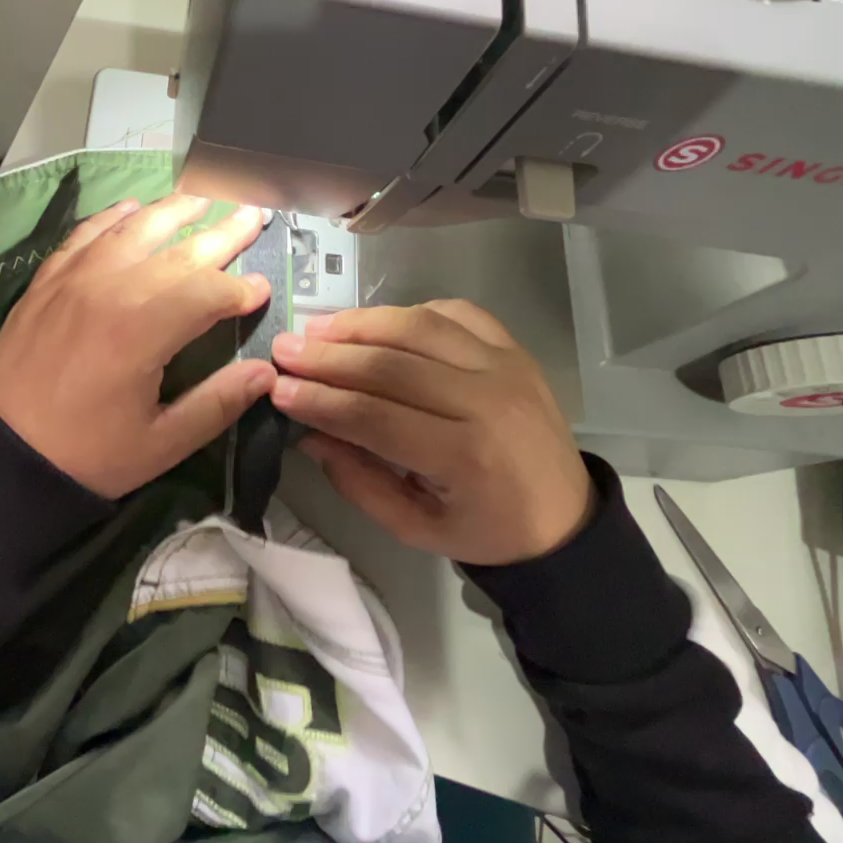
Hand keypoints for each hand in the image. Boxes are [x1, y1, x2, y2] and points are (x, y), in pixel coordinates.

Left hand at [0, 195, 277, 499]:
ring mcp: (74, 279)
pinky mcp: (47, 282)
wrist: (2, 455)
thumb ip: (217, 404)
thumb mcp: (161, 444)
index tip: (262, 289)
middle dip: (221, 232)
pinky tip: (132, 209)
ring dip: (171, 211)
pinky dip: (112, 218)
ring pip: (131, 230)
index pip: (207, 292)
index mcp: (143, 330)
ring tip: (202, 197)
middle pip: (177, 250)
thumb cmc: (88, 455)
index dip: (240, 289)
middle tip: (253, 212)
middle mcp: (110, 289)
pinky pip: (85, 235)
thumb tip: (266, 372)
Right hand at [269, 300, 592, 564]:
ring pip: (420, 327)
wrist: (564, 518)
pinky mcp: (513, 348)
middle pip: (392, 364)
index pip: (375, 416)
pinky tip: (377, 324)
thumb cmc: (483, 530)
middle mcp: (488, 401)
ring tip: (317, 328)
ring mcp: (505, 366)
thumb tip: (307, 432)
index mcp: (465, 456)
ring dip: (362, 323)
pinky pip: (454, 313)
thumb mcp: (414, 527)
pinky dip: (410, 312)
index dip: (321, 400)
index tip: (277, 390)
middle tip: (284, 350)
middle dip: (329, 356)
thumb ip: (357, 482)